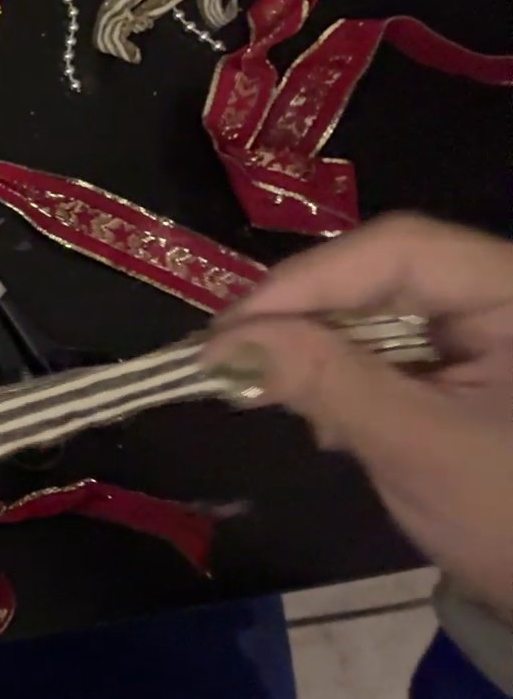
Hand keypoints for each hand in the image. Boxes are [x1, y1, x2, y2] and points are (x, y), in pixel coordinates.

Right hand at [206, 214, 512, 612]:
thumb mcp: (424, 448)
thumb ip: (323, 380)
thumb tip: (216, 342)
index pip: (404, 250)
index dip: (308, 279)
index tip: (232, 330)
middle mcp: (510, 298)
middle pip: (379, 271)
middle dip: (298, 313)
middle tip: (230, 357)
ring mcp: (491, 329)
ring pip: (367, 304)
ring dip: (306, 343)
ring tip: (266, 387)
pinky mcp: (467, 360)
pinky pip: (377, 338)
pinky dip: (330, 365)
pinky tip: (318, 407)